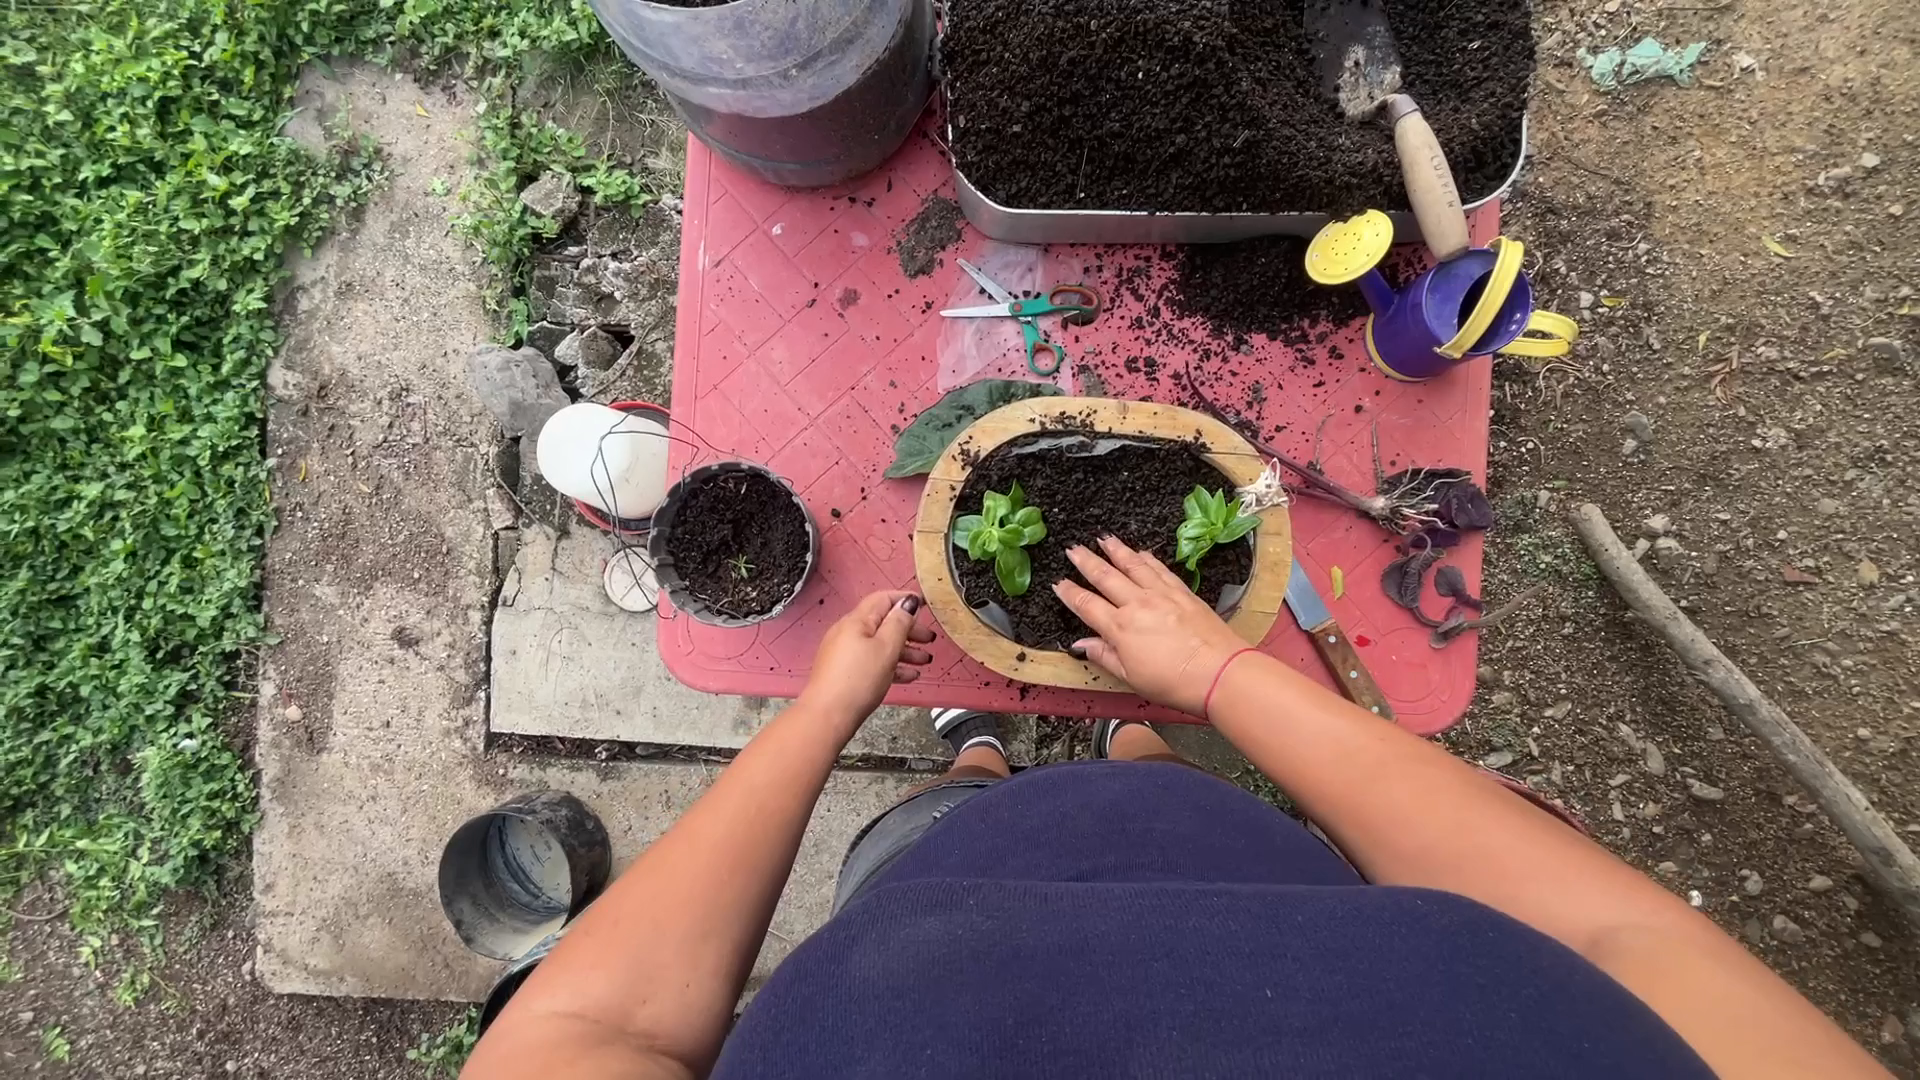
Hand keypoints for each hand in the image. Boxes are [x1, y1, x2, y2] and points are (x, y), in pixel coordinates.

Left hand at [799, 591, 935, 725]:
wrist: (828, 716)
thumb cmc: (856, 682)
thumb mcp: (887, 648)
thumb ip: (899, 623)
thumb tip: (907, 603)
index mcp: (857, 621)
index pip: (883, 599)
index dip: (905, 599)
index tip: (923, 604)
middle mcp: (848, 632)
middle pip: (883, 622)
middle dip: (908, 629)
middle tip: (928, 637)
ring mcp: (844, 652)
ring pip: (879, 643)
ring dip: (903, 649)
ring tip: (923, 660)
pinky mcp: (844, 671)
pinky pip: (871, 660)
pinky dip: (890, 664)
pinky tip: (906, 675)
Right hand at [1051, 536, 1248, 714]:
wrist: (1221, 673)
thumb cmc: (1174, 683)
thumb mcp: (1131, 677)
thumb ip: (1104, 656)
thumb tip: (1081, 644)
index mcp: (1119, 628)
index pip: (1086, 605)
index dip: (1069, 593)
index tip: (1058, 582)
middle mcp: (1137, 604)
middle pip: (1106, 577)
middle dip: (1086, 561)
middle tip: (1073, 549)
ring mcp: (1161, 595)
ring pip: (1132, 565)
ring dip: (1116, 551)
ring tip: (1103, 538)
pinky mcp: (1183, 593)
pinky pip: (1159, 569)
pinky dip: (1147, 558)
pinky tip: (1140, 552)